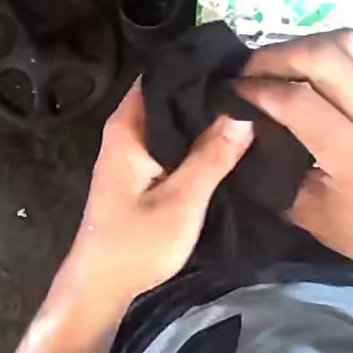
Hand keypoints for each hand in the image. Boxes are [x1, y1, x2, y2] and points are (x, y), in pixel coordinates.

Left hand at [57, 81, 254, 309]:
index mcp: (128, 128)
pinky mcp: (140, 170)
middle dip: (206, 91)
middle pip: (168, 95)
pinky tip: (225, 139)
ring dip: (202, 116)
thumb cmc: (136, 243)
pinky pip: (170, 139)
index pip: (162, 75)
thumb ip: (212, 156)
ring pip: (171, 119)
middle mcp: (126, 131)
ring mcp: (131, 151)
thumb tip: (244, 113)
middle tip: (251, 88)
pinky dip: (194, 136)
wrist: (101, 287)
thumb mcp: (182, 200)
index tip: (237, 65)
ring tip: (246, 108)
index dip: (197, 68)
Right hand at [233, 31, 352, 285]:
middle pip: (325, 56)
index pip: (301, 102)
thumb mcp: (306, 212)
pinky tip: (302, 69)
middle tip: (248, 74)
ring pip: (344, 42)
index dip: (258, 89)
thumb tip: (239, 126)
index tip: (231, 92)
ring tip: (274, 67)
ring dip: (300, 46)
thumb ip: (272, 168)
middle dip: (276, 56)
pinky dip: (322, 49)